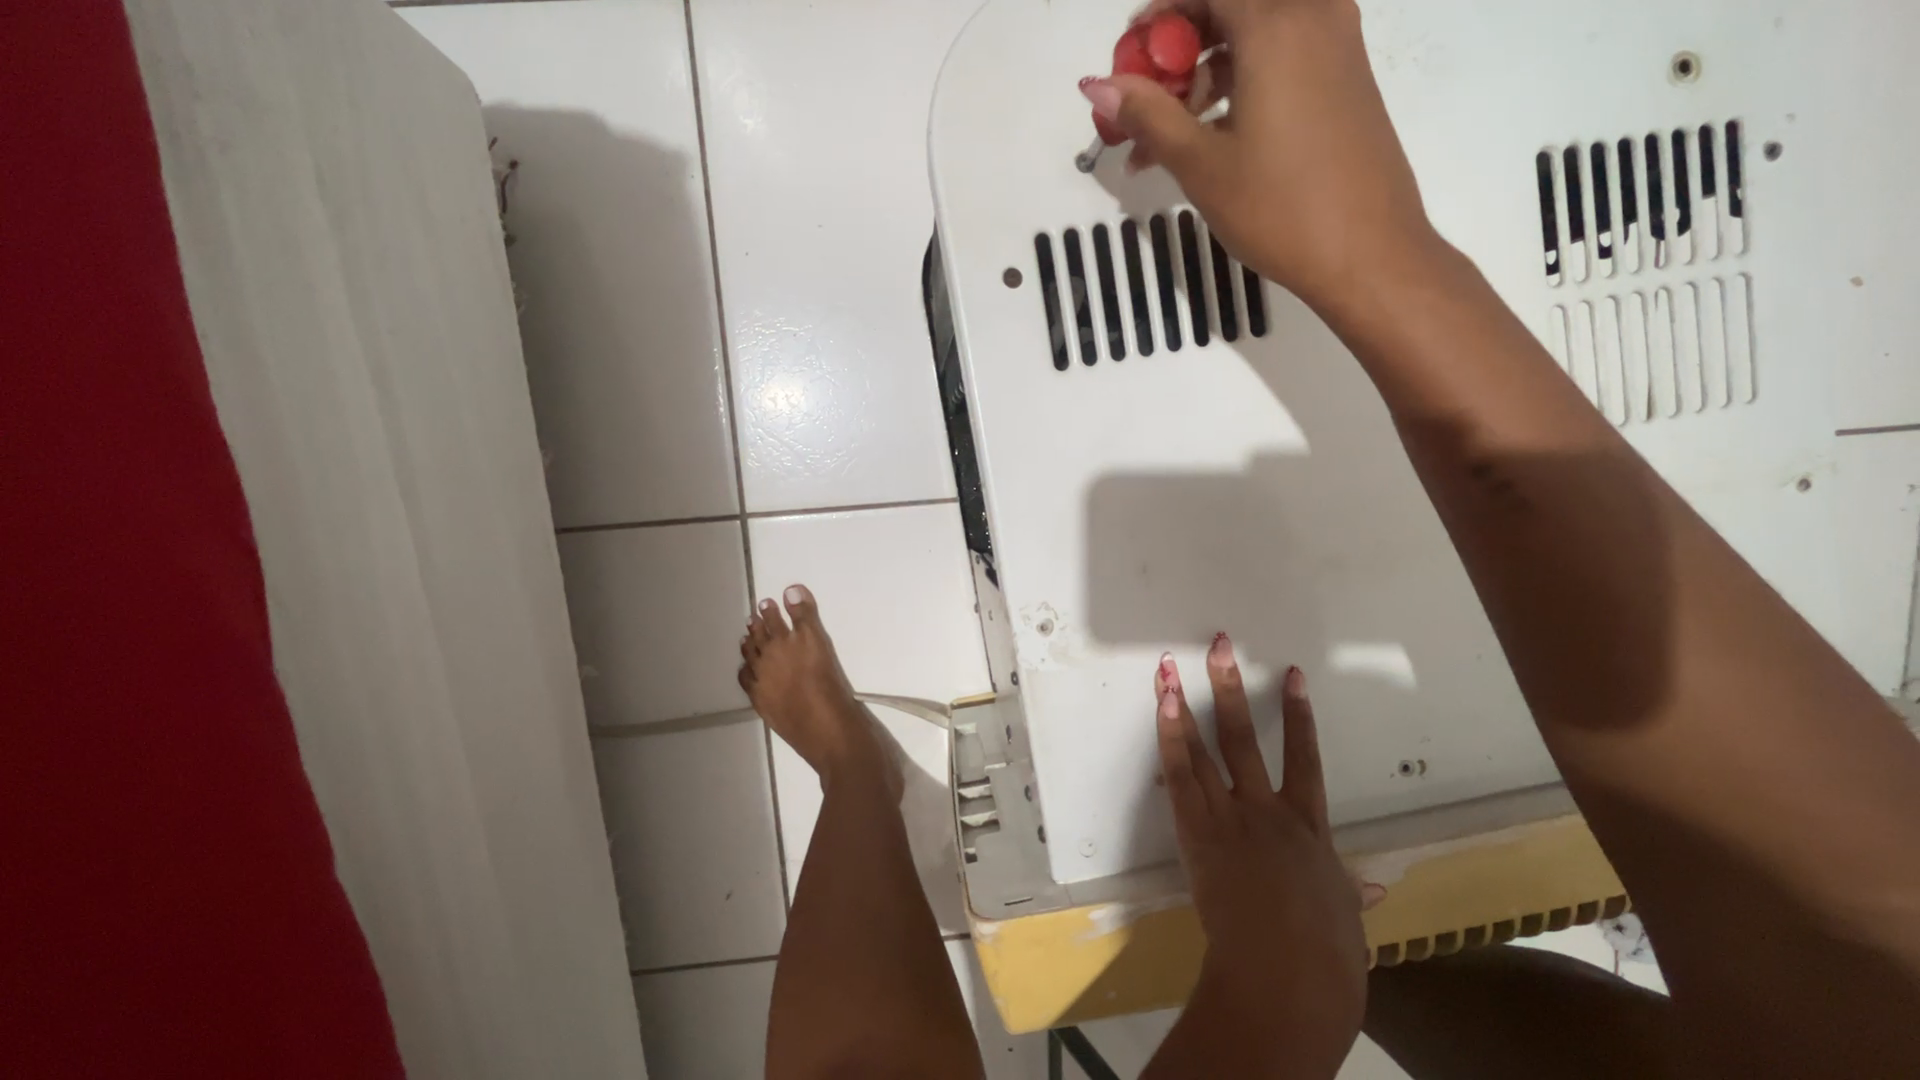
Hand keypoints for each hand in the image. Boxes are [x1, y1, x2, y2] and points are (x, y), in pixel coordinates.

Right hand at [1079, 0, 1440, 311]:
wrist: (1369, 253)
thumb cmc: (1278, 208)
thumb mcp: (1201, 164)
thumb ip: (1147, 114)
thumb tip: (1093, 84)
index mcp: (1275, 26)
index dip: (1160, 16)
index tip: (1128, 57)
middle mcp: (1313, 17)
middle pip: (1232, 7)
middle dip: (1180, 47)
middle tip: (1145, 100)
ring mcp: (1338, 47)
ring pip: (1257, 34)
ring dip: (1206, 73)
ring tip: (1166, 140)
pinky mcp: (1348, 80)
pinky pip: (1285, 57)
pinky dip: (1242, 84)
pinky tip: (1212, 140)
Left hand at [1152, 636, 1382, 1077]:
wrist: (1290, 974)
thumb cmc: (1326, 955)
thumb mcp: (1342, 918)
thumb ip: (1348, 894)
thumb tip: (1369, 891)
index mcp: (1310, 828)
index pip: (1306, 759)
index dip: (1300, 716)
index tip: (1293, 676)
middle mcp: (1269, 809)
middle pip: (1246, 736)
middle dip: (1232, 687)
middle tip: (1220, 644)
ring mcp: (1231, 815)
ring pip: (1205, 747)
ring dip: (1185, 702)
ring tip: (1169, 664)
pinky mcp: (1198, 830)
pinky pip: (1180, 773)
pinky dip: (1170, 737)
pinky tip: (1162, 706)